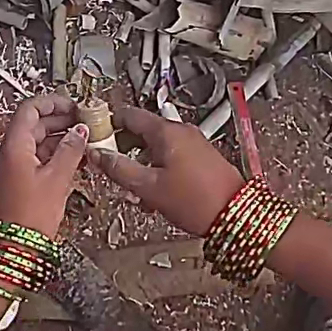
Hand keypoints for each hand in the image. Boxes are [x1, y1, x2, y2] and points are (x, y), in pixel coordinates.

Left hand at [0, 94, 87, 238]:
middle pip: (35, 125)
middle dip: (61, 121)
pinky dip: (57, 156)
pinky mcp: (19, 183)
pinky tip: (76, 161)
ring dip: (61, 139)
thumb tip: (80, 131)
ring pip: (38, 143)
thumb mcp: (57, 179)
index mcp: (14, 146)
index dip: (53, 103)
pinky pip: (38, 160)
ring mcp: (13, 169)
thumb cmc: (29, 218)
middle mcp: (10, 154)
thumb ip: (70, 151)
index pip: (30, 110)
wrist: (12, 251)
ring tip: (86, 142)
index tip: (74, 106)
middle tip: (86, 123)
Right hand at [90, 107, 242, 235]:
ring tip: (133, 191)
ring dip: (140, 165)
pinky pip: (170, 158)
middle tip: (109, 168)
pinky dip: (157, 170)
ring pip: (155, 148)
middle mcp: (181, 131)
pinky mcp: (200, 158)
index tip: (94, 136)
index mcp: (166, 131)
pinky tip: (153, 195)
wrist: (236, 215)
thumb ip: (119, 169)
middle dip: (123, 150)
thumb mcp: (149, 187)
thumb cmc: (196, 200)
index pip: (129, 115)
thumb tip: (96, 155)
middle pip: (142, 132)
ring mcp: (193, 144)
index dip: (108, 123)